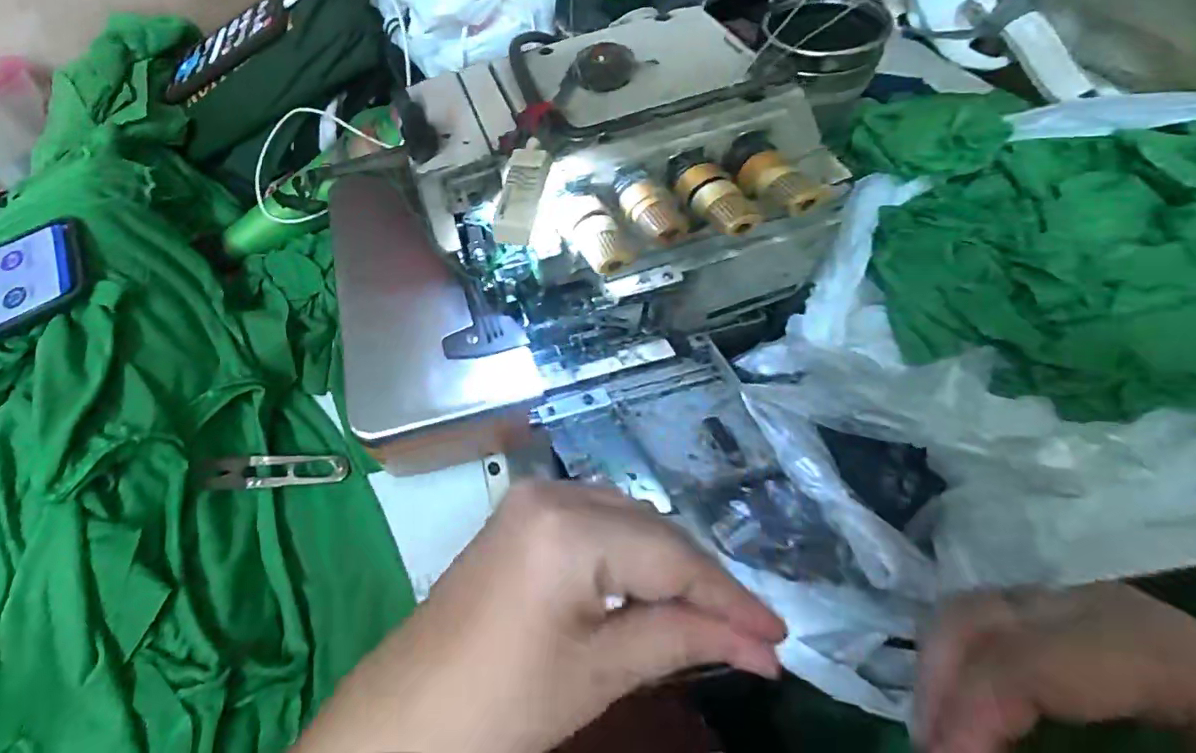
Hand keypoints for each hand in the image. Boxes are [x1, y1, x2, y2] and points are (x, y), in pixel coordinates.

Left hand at [294, 480, 785, 752]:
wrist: (417, 704)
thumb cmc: (507, 697)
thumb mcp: (601, 670)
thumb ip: (682, 639)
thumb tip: (760, 646)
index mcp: (568, 526)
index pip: (671, 555)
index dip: (729, 597)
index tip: (779, 638)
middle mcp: (549, 492)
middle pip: (649, 528)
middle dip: (701, 579)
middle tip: (753, 636)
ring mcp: (529, 498)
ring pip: (623, 518)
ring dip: (666, 562)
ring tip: (711, 617)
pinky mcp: (519, 514)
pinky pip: (591, 519)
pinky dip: (627, 551)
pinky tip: (652, 588)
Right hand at [915, 581, 1195, 752]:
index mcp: (1187, 661)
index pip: (1042, 660)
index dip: (976, 707)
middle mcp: (1136, 614)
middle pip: (997, 613)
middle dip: (944, 677)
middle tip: (925, 742)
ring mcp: (1119, 614)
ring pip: (993, 608)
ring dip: (950, 664)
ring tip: (940, 728)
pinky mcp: (1111, 631)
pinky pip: (1017, 625)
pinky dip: (980, 661)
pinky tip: (976, 710)